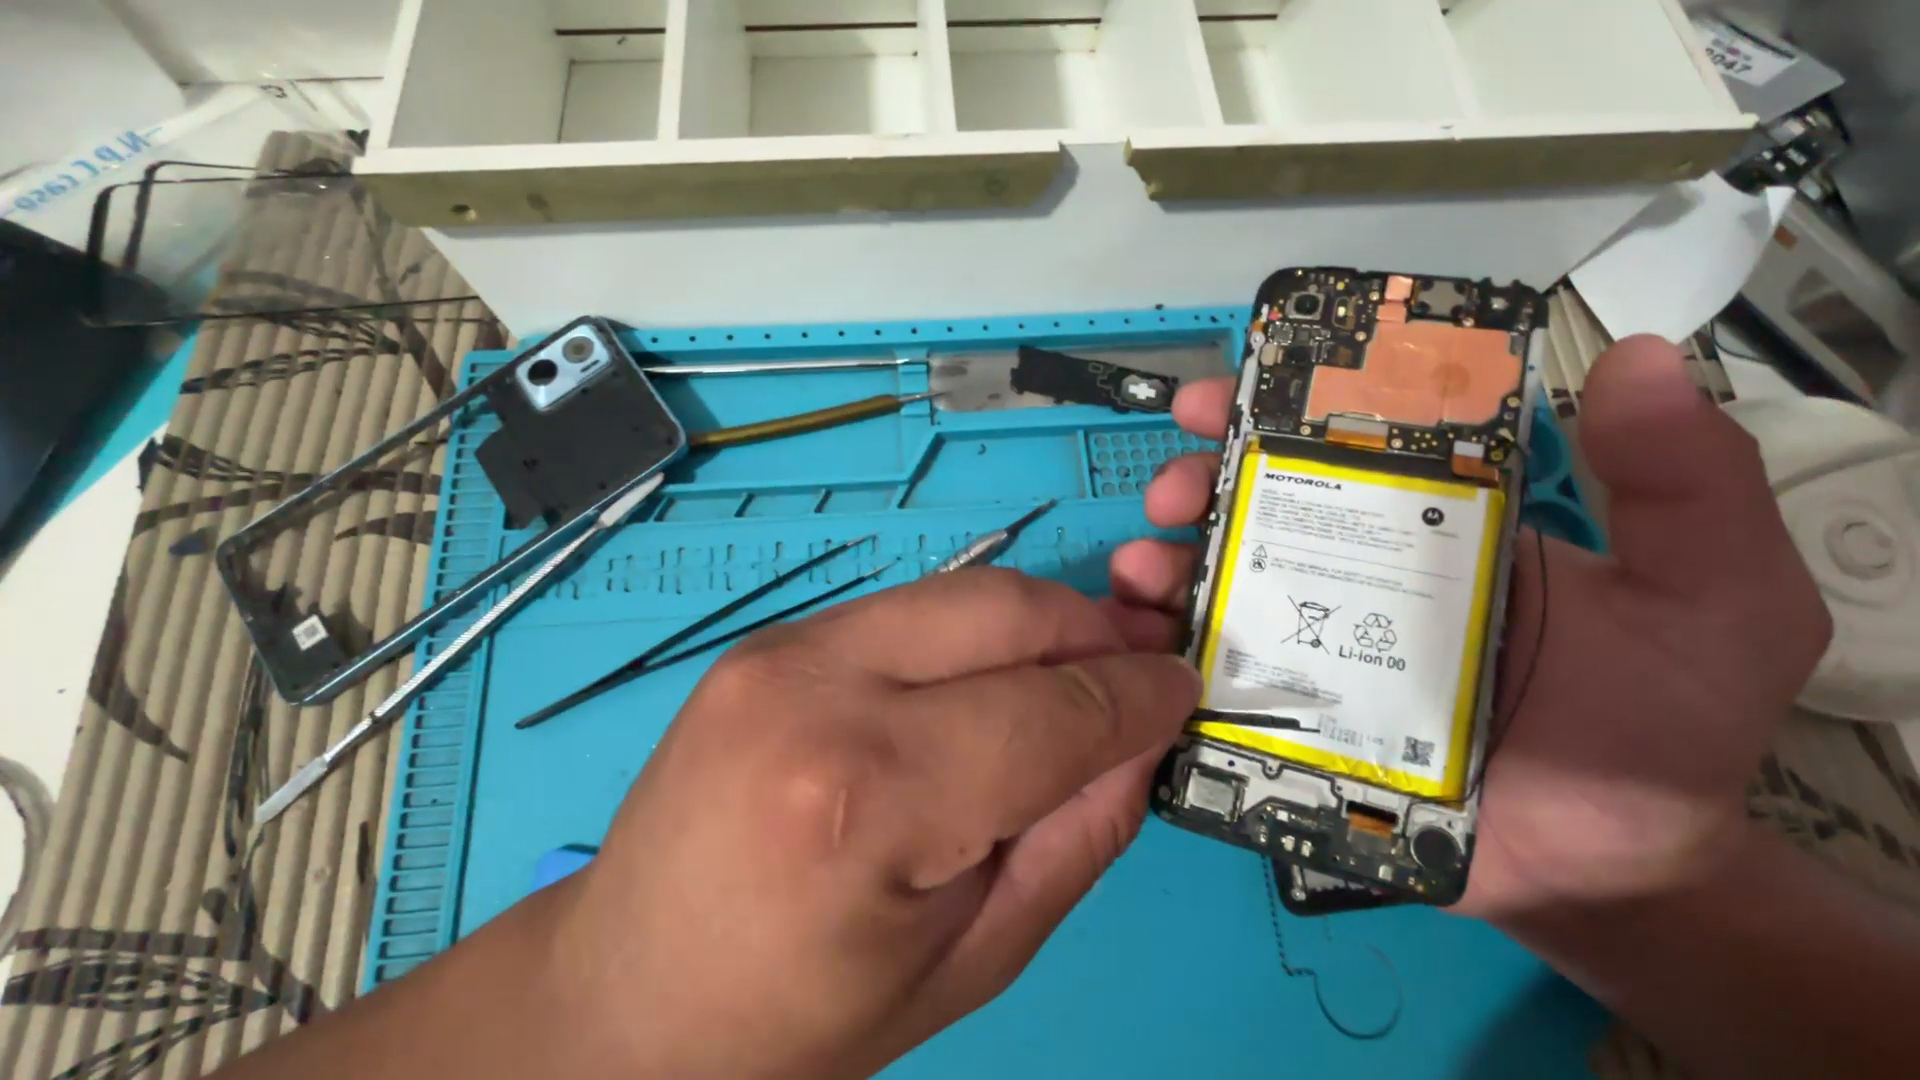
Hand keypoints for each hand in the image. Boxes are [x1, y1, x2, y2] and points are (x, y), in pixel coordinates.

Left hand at [548, 571, 1200, 1077]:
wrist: (631, 992)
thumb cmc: (801, 1014)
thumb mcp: (972, 958)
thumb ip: (1076, 836)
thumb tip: (1139, 738)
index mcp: (871, 795)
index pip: (1050, 712)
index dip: (1135, 696)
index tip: (1182, 689)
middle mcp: (818, 691)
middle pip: (1005, 611)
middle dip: (1092, 630)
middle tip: (1136, 667)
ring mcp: (779, 652)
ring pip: (957, 593)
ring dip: (1034, 626)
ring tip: (1072, 675)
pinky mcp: (764, 643)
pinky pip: (904, 612)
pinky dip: (967, 636)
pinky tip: (983, 683)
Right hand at [1110, 336, 1830, 918]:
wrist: (1605, 872)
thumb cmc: (1652, 729)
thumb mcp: (1710, 601)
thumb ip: (1688, 490)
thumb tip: (1642, 358)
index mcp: (1428, 526)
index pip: (1338, 448)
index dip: (1269, 412)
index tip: (1211, 397)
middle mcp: (1353, 578)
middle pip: (1251, 512)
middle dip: (1194, 484)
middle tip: (1172, 493)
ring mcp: (1310, 654)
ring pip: (1212, 590)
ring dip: (1160, 566)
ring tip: (1144, 571)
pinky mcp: (1281, 725)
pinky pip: (1203, 680)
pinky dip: (1157, 657)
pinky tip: (1140, 647)